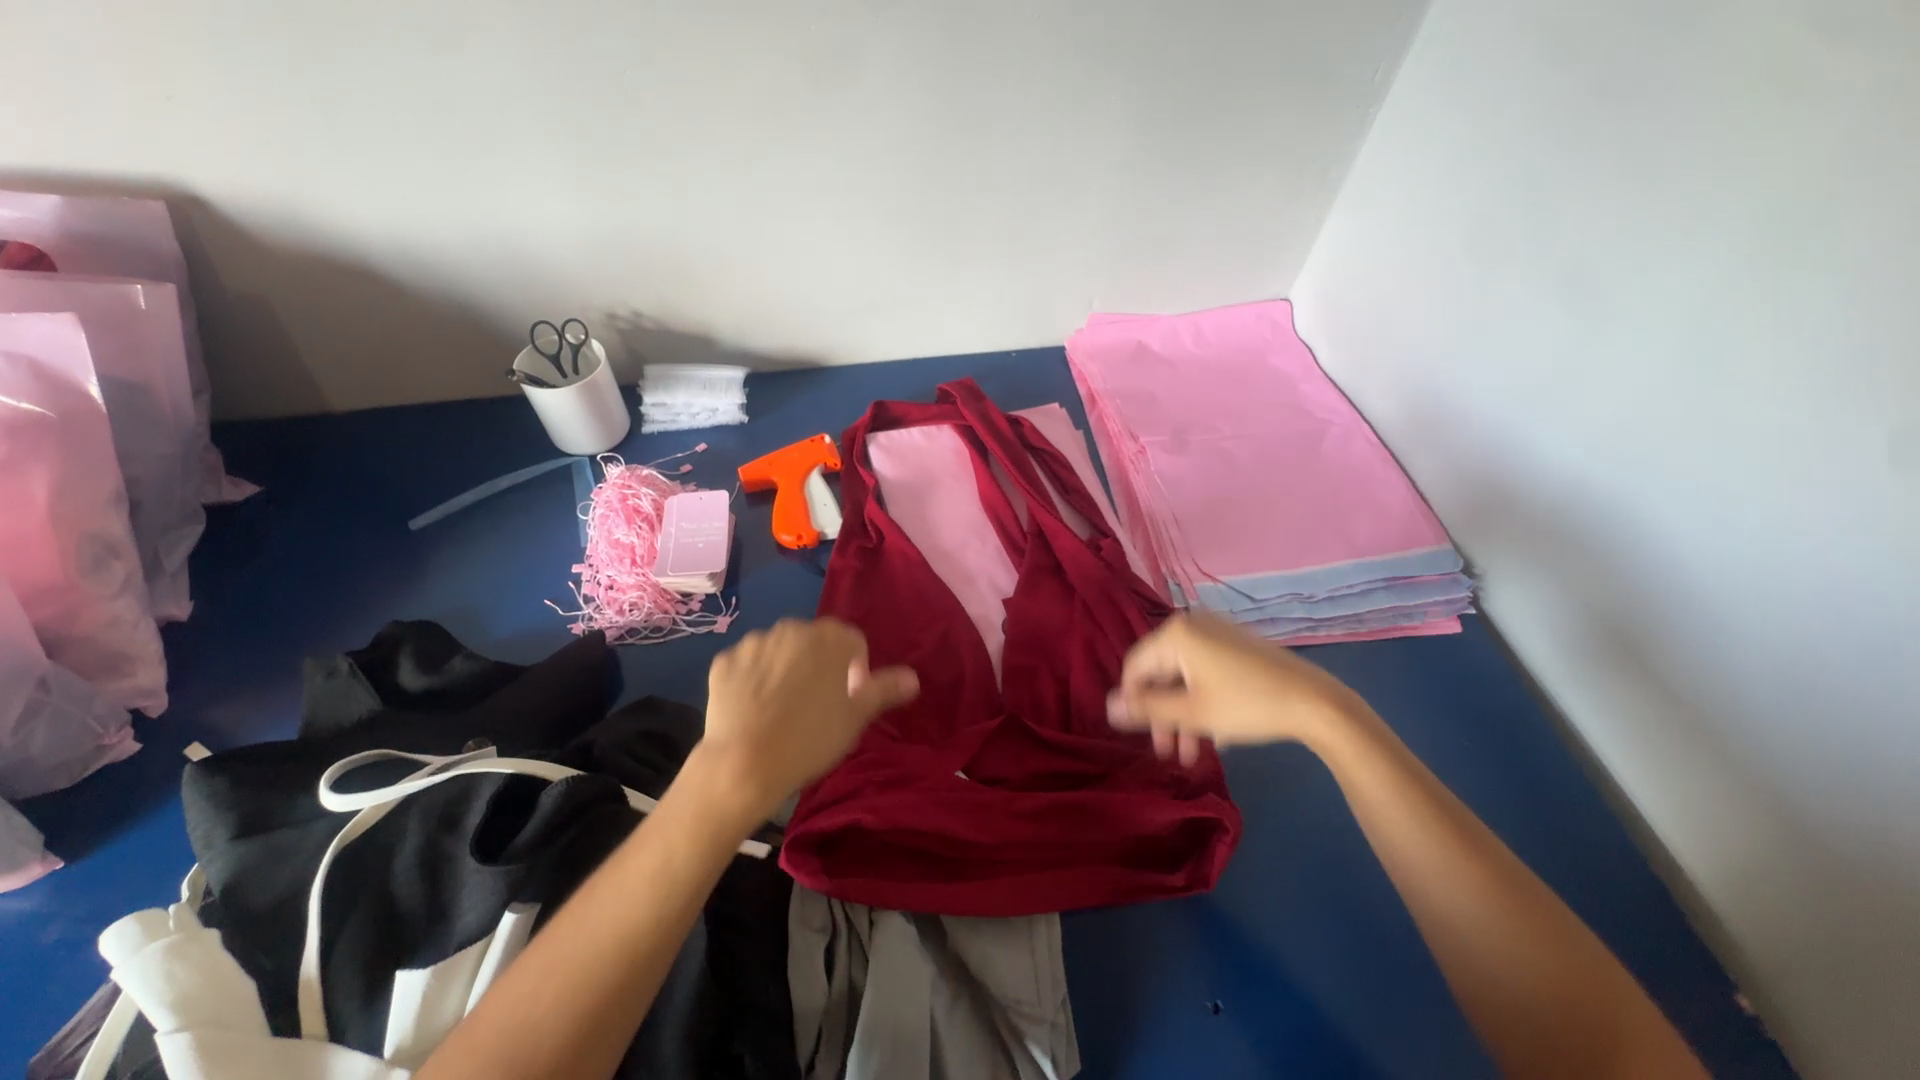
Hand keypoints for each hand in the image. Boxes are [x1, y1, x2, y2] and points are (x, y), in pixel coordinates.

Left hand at [697, 618, 918, 818]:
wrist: (743, 764)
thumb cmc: (810, 739)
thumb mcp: (856, 717)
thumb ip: (884, 689)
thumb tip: (912, 677)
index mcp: (828, 637)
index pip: (853, 642)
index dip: (855, 670)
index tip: (848, 700)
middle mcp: (790, 628)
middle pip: (814, 643)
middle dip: (819, 666)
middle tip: (817, 707)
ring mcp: (752, 643)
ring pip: (779, 652)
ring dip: (786, 670)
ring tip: (783, 711)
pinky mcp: (723, 662)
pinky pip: (747, 666)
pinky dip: (753, 681)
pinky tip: (754, 711)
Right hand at [1107, 612, 1366, 763]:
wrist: (1315, 702)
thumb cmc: (1246, 705)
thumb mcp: (1190, 713)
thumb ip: (1146, 709)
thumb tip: (1107, 707)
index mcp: (1177, 634)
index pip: (1135, 668)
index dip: (1133, 704)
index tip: (1142, 737)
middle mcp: (1193, 625)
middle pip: (1161, 673)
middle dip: (1162, 715)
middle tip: (1167, 752)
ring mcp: (1218, 633)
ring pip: (1184, 678)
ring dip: (1182, 715)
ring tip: (1190, 754)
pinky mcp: (1237, 646)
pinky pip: (1206, 673)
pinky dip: (1202, 701)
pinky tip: (1213, 737)